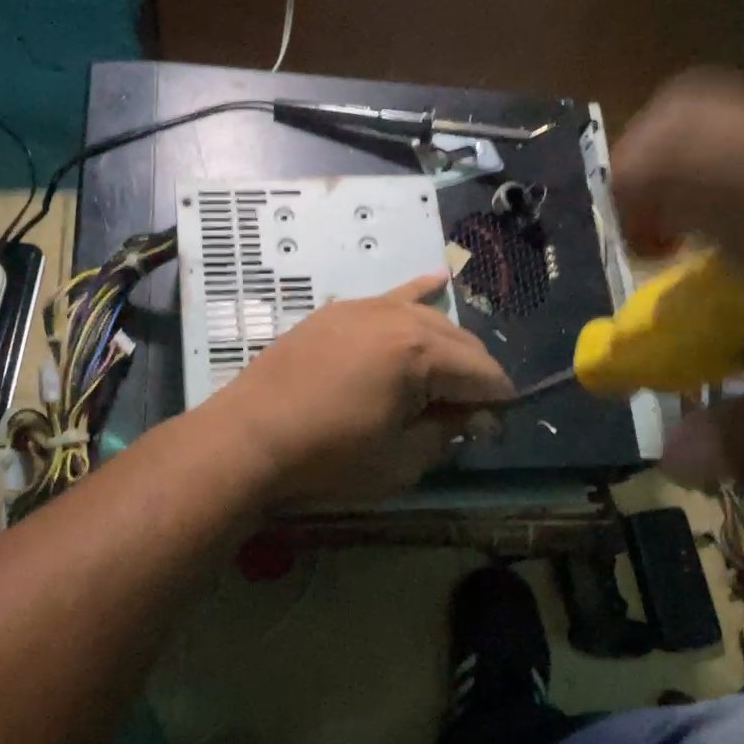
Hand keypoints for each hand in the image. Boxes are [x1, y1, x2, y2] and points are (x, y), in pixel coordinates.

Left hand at [201, 275, 514, 505]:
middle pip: (460, 341)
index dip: (496, 404)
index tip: (491, 430)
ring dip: (447, 346)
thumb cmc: (326, 458)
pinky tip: (436, 282)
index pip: (483, 374)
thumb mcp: (400, 460)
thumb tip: (471, 415)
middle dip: (473, 376)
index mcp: (420, 354)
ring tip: (447, 378)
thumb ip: (446, 431)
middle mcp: (398, 318)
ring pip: (426, 319)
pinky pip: (388, 297)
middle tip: (466, 415)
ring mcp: (364, 308)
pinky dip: (416, 293)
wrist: (247, 440)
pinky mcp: (337, 312)